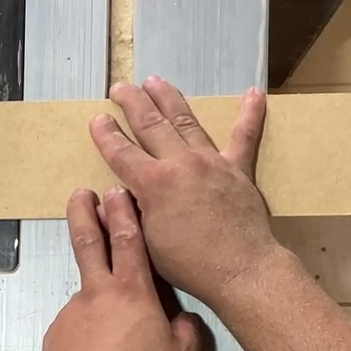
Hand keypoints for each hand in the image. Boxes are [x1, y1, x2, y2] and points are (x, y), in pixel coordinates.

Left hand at [37, 186, 201, 350]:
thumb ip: (187, 332)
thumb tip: (185, 320)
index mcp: (132, 291)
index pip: (128, 238)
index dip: (125, 211)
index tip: (118, 189)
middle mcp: (98, 292)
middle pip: (88, 242)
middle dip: (84, 213)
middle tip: (81, 193)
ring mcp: (73, 311)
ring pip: (88, 291)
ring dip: (98, 293)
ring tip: (115, 329)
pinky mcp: (58, 333)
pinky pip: (79, 323)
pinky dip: (89, 328)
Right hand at [89, 77, 283, 310]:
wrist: (240, 270)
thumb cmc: (189, 264)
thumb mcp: (146, 240)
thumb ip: (133, 210)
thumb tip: (122, 192)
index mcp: (153, 183)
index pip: (121, 152)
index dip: (106, 134)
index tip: (97, 119)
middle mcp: (181, 163)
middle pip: (151, 124)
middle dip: (132, 102)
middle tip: (120, 87)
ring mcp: (212, 162)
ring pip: (186, 121)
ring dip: (168, 98)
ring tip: (155, 81)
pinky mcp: (239, 169)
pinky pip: (245, 135)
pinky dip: (250, 113)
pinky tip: (253, 93)